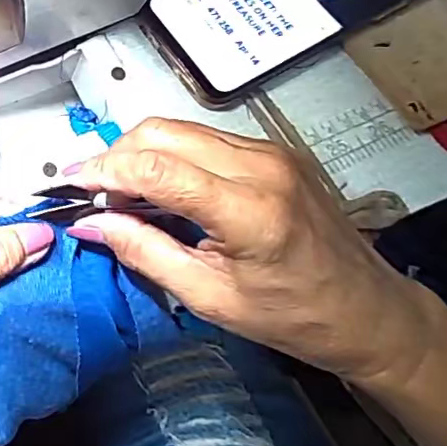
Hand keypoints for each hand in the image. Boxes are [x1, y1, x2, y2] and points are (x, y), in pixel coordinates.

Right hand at [67, 118, 437, 388]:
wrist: (372, 311)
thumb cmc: (297, 317)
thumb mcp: (211, 298)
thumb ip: (144, 252)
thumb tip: (92, 224)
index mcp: (250, 211)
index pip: (156, 167)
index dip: (105, 170)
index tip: (75, 185)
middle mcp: (259, 166)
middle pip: (160, 133)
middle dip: (116, 155)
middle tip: (96, 191)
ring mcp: (266, 151)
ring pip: (176, 128)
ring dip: (138, 152)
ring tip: (123, 190)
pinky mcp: (268, 149)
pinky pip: (198, 136)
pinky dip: (165, 153)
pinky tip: (159, 184)